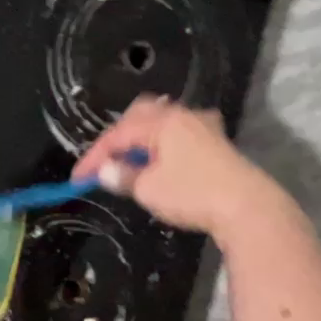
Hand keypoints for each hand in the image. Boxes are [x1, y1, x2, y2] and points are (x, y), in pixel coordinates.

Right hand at [72, 94, 295, 239]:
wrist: (243, 205)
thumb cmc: (191, 193)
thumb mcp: (147, 188)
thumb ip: (122, 177)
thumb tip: (106, 171)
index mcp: (163, 122)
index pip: (118, 135)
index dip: (94, 157)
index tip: (77, 180)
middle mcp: (183, 116)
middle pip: (141, 115)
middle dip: (117, 137)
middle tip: (104, 162)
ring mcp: (202, 127)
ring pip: (161, 122)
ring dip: (139, 140)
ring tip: (126, 164)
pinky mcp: (213, 143)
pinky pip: (176, 134)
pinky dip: (158, 146)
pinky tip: (155, 162)